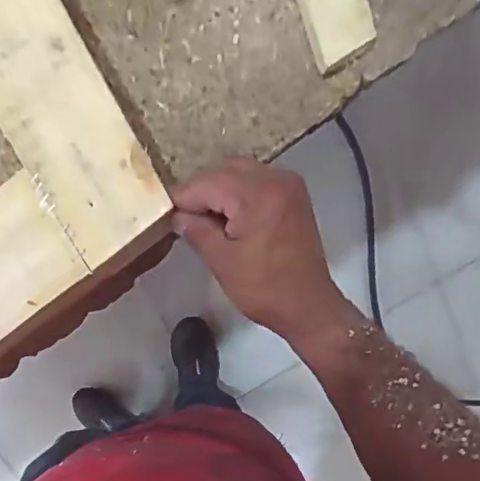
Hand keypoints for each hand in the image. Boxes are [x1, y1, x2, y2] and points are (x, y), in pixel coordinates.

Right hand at [172, 158, 362, 342]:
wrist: (310, 308)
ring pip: (242, 175)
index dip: (184, 200)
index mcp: (258, 193)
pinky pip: (260, 185)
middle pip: (225, 171)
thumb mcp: (223, 262)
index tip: (169, 219)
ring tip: (212, 227)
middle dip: (204, 194)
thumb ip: (197, 232)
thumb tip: (179, 217)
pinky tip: (234, 223)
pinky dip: (243, 198)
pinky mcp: (296, 199)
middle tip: (190, 224)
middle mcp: (277, 179)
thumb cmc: (267, 290)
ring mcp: (290, 187)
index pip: (206, 183)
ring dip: (223, 195)